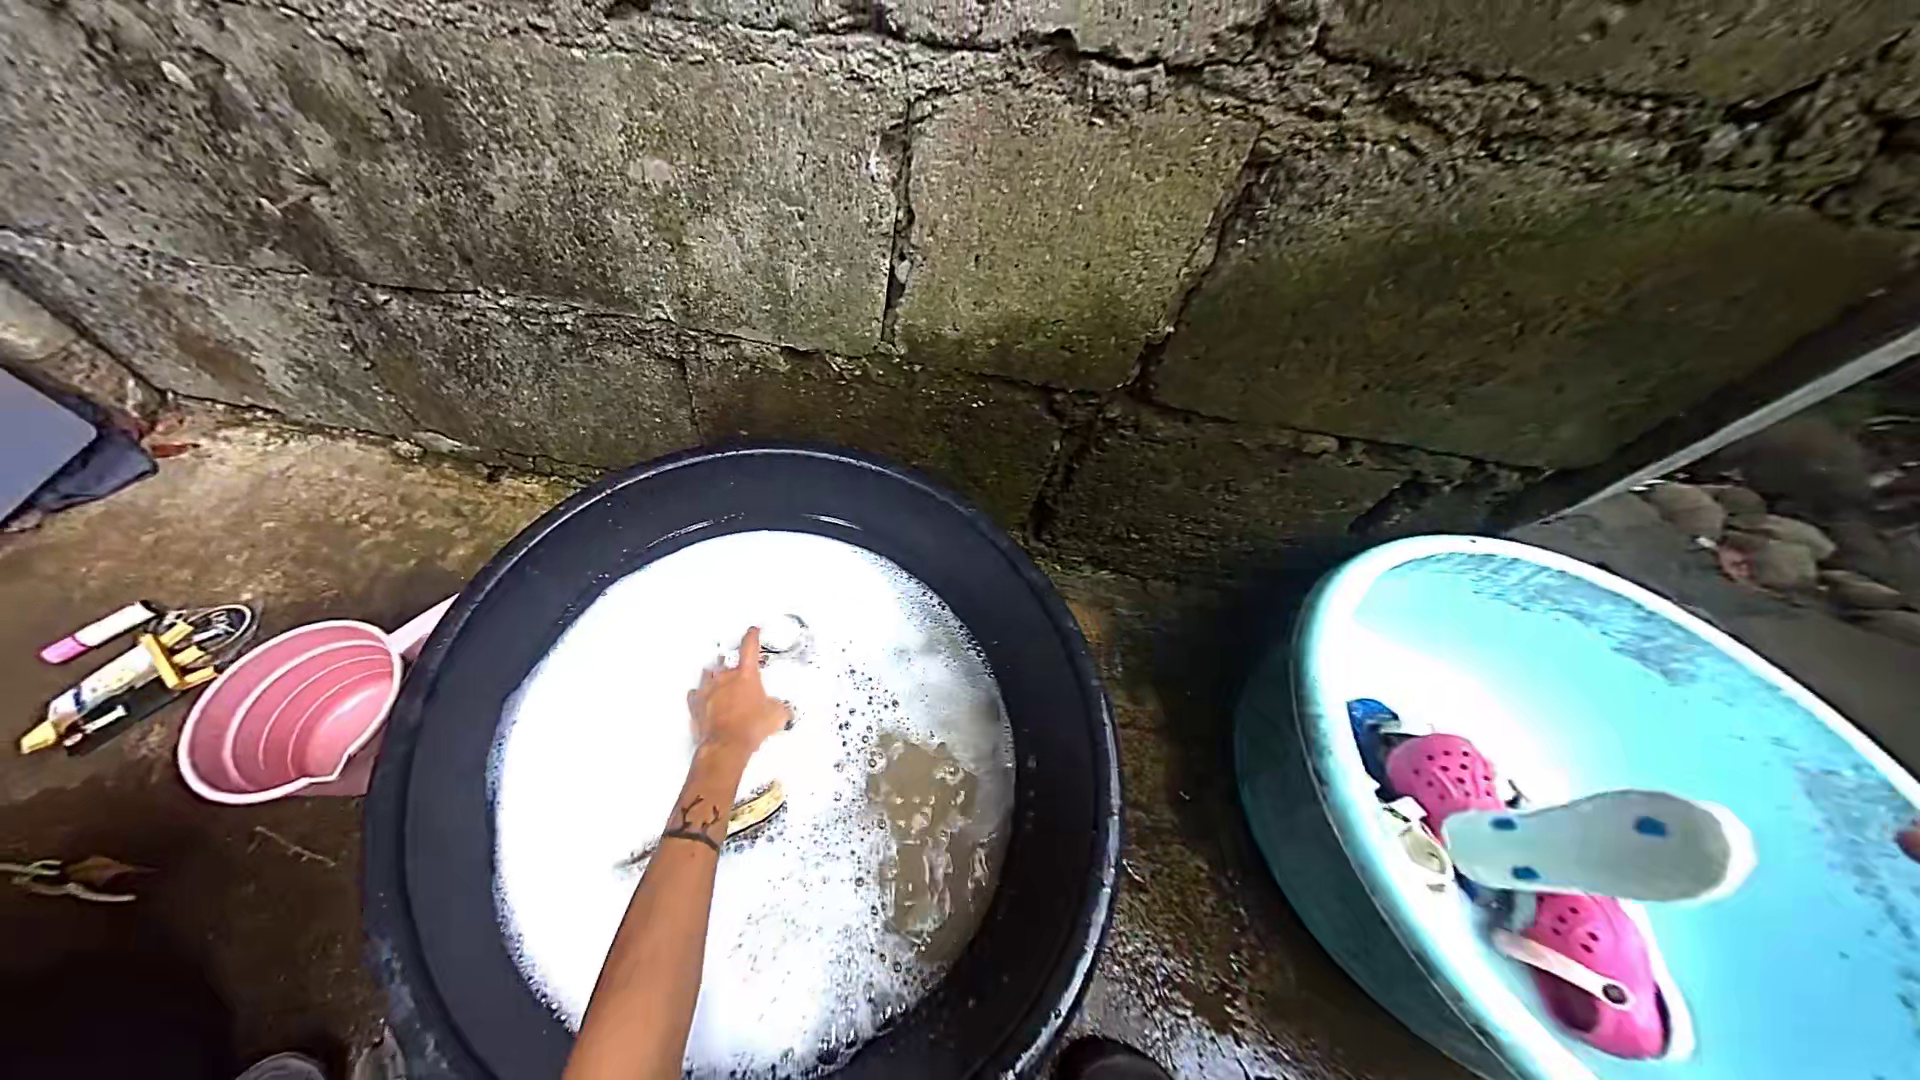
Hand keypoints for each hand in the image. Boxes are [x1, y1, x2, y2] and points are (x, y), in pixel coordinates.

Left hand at [688, 627, 791, 761]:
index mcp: (746, 675)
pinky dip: (700, 694)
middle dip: (732, 664)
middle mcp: (725, 678)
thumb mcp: (777, 715)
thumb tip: (783, 709)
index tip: (753, 630)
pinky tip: (704, 698)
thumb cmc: (751, 727)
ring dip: (715, 675)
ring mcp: (708, 690)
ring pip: (708, 673)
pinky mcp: (696, 704)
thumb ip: (779, 706)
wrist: (726, 745)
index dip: (752, 636)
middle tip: (738, 672)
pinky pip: (695, 694)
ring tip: (720, 681)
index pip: (749, 647)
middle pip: (726, 661)